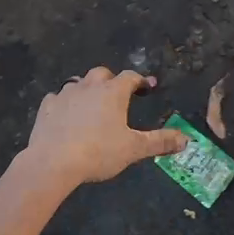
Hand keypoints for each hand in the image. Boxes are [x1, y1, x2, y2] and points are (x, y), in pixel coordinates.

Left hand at [19, 67, 188, 190]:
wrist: (53, 161)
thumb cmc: (98, 152)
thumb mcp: (133, 149)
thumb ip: (160, 142)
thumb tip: (186, 139)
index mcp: (112, 92)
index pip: (130, 77)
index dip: (140, 81)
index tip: (148, 86)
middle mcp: (89, 86)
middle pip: (102, 74)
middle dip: (111, 80)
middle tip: (118, 94)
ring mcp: (65, 93)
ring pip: (78, 83)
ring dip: (87, 89)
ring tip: (92, 105)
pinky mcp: (47, 106)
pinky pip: (57, 97)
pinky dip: (64, 103)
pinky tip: (65, 114)